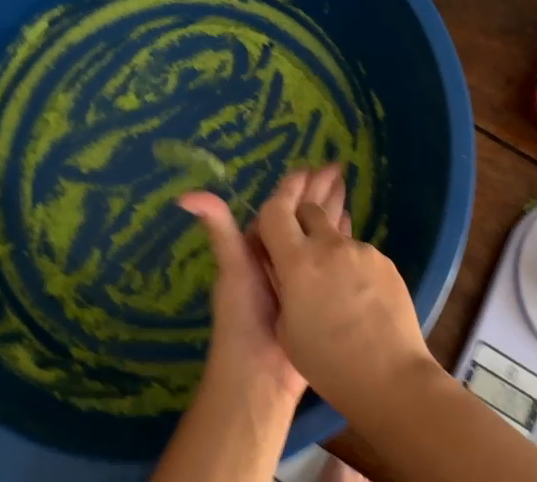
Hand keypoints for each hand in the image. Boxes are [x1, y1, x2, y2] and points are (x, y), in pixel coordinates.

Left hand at [177, 165, 349, 406]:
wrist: (261, 373)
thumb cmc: (243, 316)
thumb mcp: (232, 266)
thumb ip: (218, 228)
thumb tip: (185, 195)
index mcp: (258, 245)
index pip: (281, 204)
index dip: (298, 183)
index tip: (316, 163)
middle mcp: (280, 255)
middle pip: (302, 214)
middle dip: (319, 190)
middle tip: (339, 166)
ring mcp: (301, 274)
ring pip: (319, 231)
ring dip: (332, 208)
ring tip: (347, 185)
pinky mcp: (320, 291)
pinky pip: (332, 254)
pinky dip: (341, 236)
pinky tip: (352, 222)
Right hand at [257, 168, 438, 411]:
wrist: (390, 375)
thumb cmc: (328, 362)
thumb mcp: (286, 328)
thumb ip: (281, 286)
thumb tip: (282, 268)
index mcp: (297, 261)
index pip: (274, 212)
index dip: (270, 212)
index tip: (271, 222)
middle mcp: (330, 245)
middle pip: (309, 210)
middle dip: (300, 222)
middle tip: (300, 250)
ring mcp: (362, 250)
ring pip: (337, 234)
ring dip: (328, 249)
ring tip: (335, 287)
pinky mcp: (385, 260)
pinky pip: (360, 254)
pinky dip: (352, 266)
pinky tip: (359, 297)